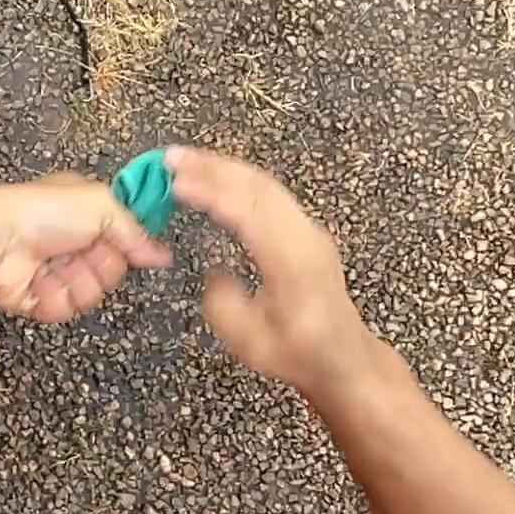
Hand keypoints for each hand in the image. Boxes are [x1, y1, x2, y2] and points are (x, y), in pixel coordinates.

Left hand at [0, 175, 170, 321]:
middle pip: (111, 272)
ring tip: (57, 267)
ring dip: (77, 282)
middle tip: (83, 252)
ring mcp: (54, 270)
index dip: (130, 247)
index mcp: (86, 213)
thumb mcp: (101, 205)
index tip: (133, 249)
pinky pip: (63, 310)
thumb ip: (135, 230)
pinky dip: (54, 298)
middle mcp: (71, 242)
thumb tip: (162, 254)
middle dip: (100, 266)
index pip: (125, 239)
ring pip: (89, 295)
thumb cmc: (42, 211)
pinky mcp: (37, 297)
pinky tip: (40, 282)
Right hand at [161, 146, 372, 392]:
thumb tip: (214, 271)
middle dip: (213, 167)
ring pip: (265, 184)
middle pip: (258, 187)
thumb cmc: (296, 353)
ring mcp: (308, 229)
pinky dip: (238, 177)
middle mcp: (305, 236)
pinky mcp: (303, 229)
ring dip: (224, 167)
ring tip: (185, 158)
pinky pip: (270, 192)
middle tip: (171, 157)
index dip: (212, 194)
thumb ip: (223, 303)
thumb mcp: (248, 342)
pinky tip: (215, 174)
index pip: (250, 215)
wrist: (343, 356)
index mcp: (292, 263)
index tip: (176, 182)